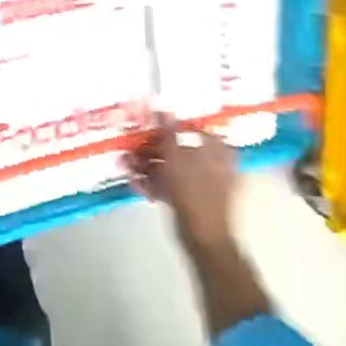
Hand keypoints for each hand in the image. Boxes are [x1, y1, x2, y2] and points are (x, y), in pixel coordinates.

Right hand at [131, 118, 238, 251]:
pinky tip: (139, 185)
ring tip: (128, 168)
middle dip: (151, 148)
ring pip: (171, 168)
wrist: (203, 237)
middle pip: (178, 149)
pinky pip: (171, 185)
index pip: (192, 129)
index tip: (148, 127)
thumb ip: (167, 131)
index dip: (168, 126)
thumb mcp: (175, 155)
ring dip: (147, 166)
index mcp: (218, 151)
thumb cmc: (192, 191)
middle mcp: (215, 165)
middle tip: (131, 148)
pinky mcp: (193, 200)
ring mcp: (205, 184)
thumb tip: (162, 108)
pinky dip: (155, 183)